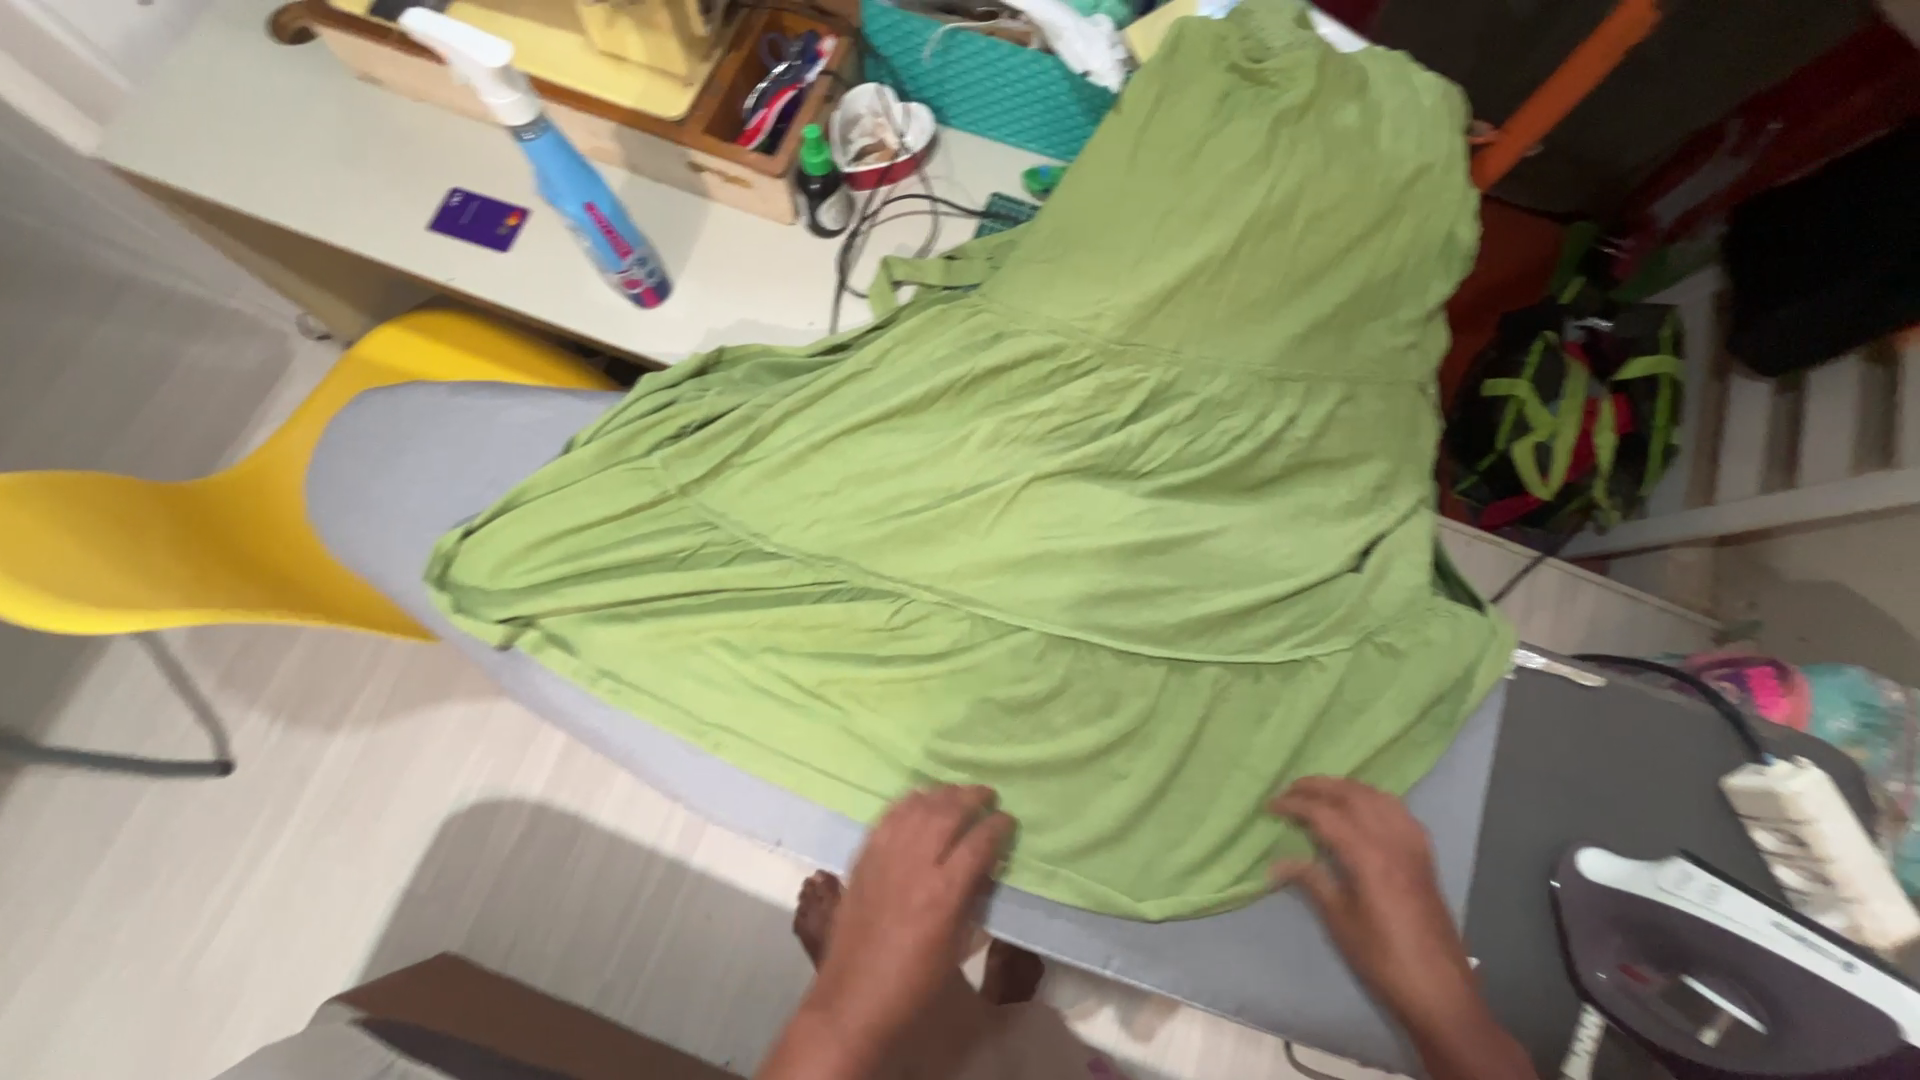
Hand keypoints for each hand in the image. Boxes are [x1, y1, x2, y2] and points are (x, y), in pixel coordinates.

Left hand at [805, 785, 1014, 1053]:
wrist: (853, 1001)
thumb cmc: (915, 986)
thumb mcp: (957, 947)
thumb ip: (973, 899)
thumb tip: (987, 866)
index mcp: (944, 894)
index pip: (978, 843)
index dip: (997, 826)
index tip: (1009, 820)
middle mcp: (915, 866)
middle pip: (947, 813)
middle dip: (971, 798)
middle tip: (988, 795)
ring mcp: (884, 858)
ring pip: (916, 807)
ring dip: (941, 794)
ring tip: (957, 792)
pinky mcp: (862, 859)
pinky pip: (887, 817)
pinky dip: (908, 803)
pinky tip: (919, 801)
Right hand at [1268, 777, 1475, 1024]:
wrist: (1439, 991)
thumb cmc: (1383, 959)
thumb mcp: (1340, 921)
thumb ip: (1312, 881)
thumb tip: (1277, 863)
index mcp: (1369, 858)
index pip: (1325, 815)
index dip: (1294, 805)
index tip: (1270, 806)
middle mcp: (1393, 843)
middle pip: (1353, 795)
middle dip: (1318, 786)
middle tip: (1290, 790)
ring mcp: (1414, 848)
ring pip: (1379, 798)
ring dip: (1348, 788)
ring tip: (1323, 793)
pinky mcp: (1426, 858)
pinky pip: (1400, 813)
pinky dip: (1377, 801)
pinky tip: (1365, 810)